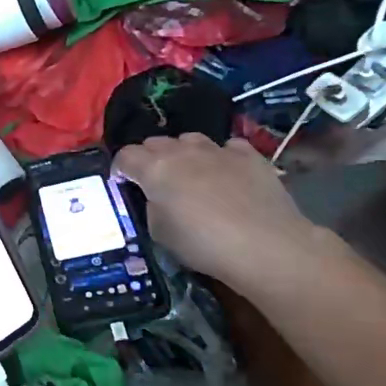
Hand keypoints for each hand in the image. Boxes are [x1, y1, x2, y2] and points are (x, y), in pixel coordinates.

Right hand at [113, 133, 322, 282]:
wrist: (265, 246)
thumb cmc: (203, 244)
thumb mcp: (160, 233)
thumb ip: (151, 207)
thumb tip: (156, 197)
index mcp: (155, 169)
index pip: (125, 156)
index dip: (121, 170)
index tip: (124, 185)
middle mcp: (183, 151)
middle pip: (155, 143)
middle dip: (149, 159)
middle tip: (155, 184)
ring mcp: (218, 149)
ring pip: (189, 140)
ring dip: (183, 154)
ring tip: (190, 176)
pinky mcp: (249, 155)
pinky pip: (226, 147)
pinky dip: (220, 157)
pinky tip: (226, 175)